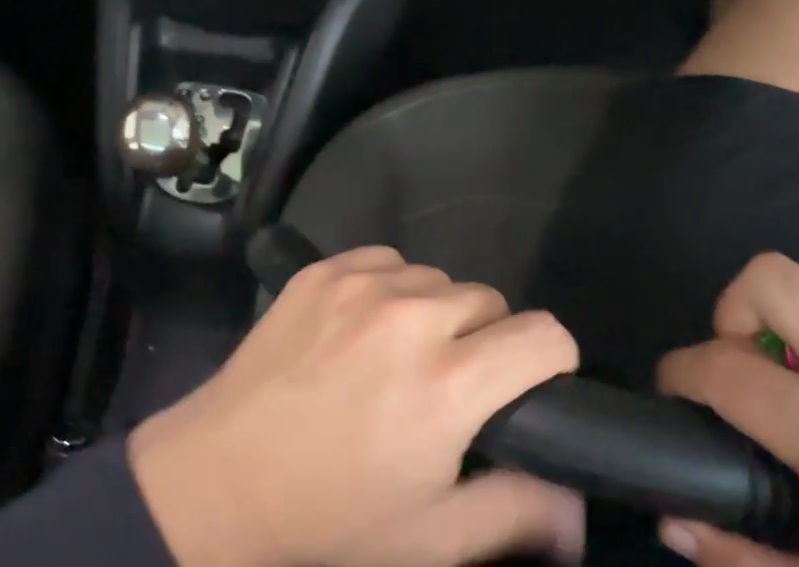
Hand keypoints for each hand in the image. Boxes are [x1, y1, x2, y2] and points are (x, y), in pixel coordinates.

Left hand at [127, 246, 582, 566]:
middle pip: (492, 303)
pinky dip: (390, 288)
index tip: (529, 387)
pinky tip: (363, 329)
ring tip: (401, 357)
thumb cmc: (331, 516)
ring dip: (437, 313)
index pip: (546, 335)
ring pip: (438, 280)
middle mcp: (411, 316)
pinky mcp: (321, 270)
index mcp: (449, 382)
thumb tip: (578, 512)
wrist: (220, 479)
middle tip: (450, 387)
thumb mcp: (431, 537)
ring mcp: (360, 285)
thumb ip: (517, 513)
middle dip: (488, 342)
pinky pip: (387, 260)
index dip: (551, 363)